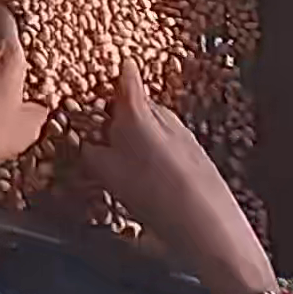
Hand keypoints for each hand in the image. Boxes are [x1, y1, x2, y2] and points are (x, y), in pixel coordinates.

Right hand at [83, 58, 274, 293]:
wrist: (209, 227)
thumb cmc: (153, 194)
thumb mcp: (107, 174)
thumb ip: (91, 152)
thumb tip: (83, 142)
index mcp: (138, 112)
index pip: (127, 78)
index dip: (117, 71)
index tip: (111, 66)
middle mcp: (163, 116)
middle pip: (137, 104)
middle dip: (120, 114)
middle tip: (101, 134)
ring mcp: (183, 134)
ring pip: (153, 125)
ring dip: (138, 135)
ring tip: (123, 163)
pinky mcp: (197, 154)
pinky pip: (167, 143)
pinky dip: (155, 151)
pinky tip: (149, 179)